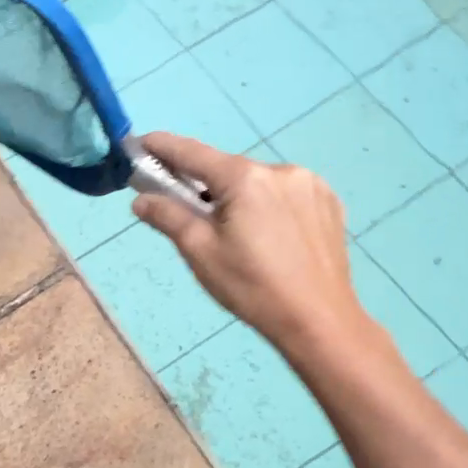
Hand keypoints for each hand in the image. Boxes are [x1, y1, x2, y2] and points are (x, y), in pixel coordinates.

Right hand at [132, 133, 367, 360]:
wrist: (321, 323)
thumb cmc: (252, 287)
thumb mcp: (199, 252)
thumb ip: (167, 216)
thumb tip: (141, 199)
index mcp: (245, 179)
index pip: (191, 152)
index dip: (161, 146)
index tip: (138, 144)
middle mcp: (280, 170)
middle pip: (225, 168)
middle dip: (200, 182)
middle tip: (183, 207)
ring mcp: (310, 185)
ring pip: (255, 181)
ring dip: (235, 194)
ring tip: (231, 230)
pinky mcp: (329, 203)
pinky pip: (283, 192)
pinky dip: (265, 203)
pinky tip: (265, 233)